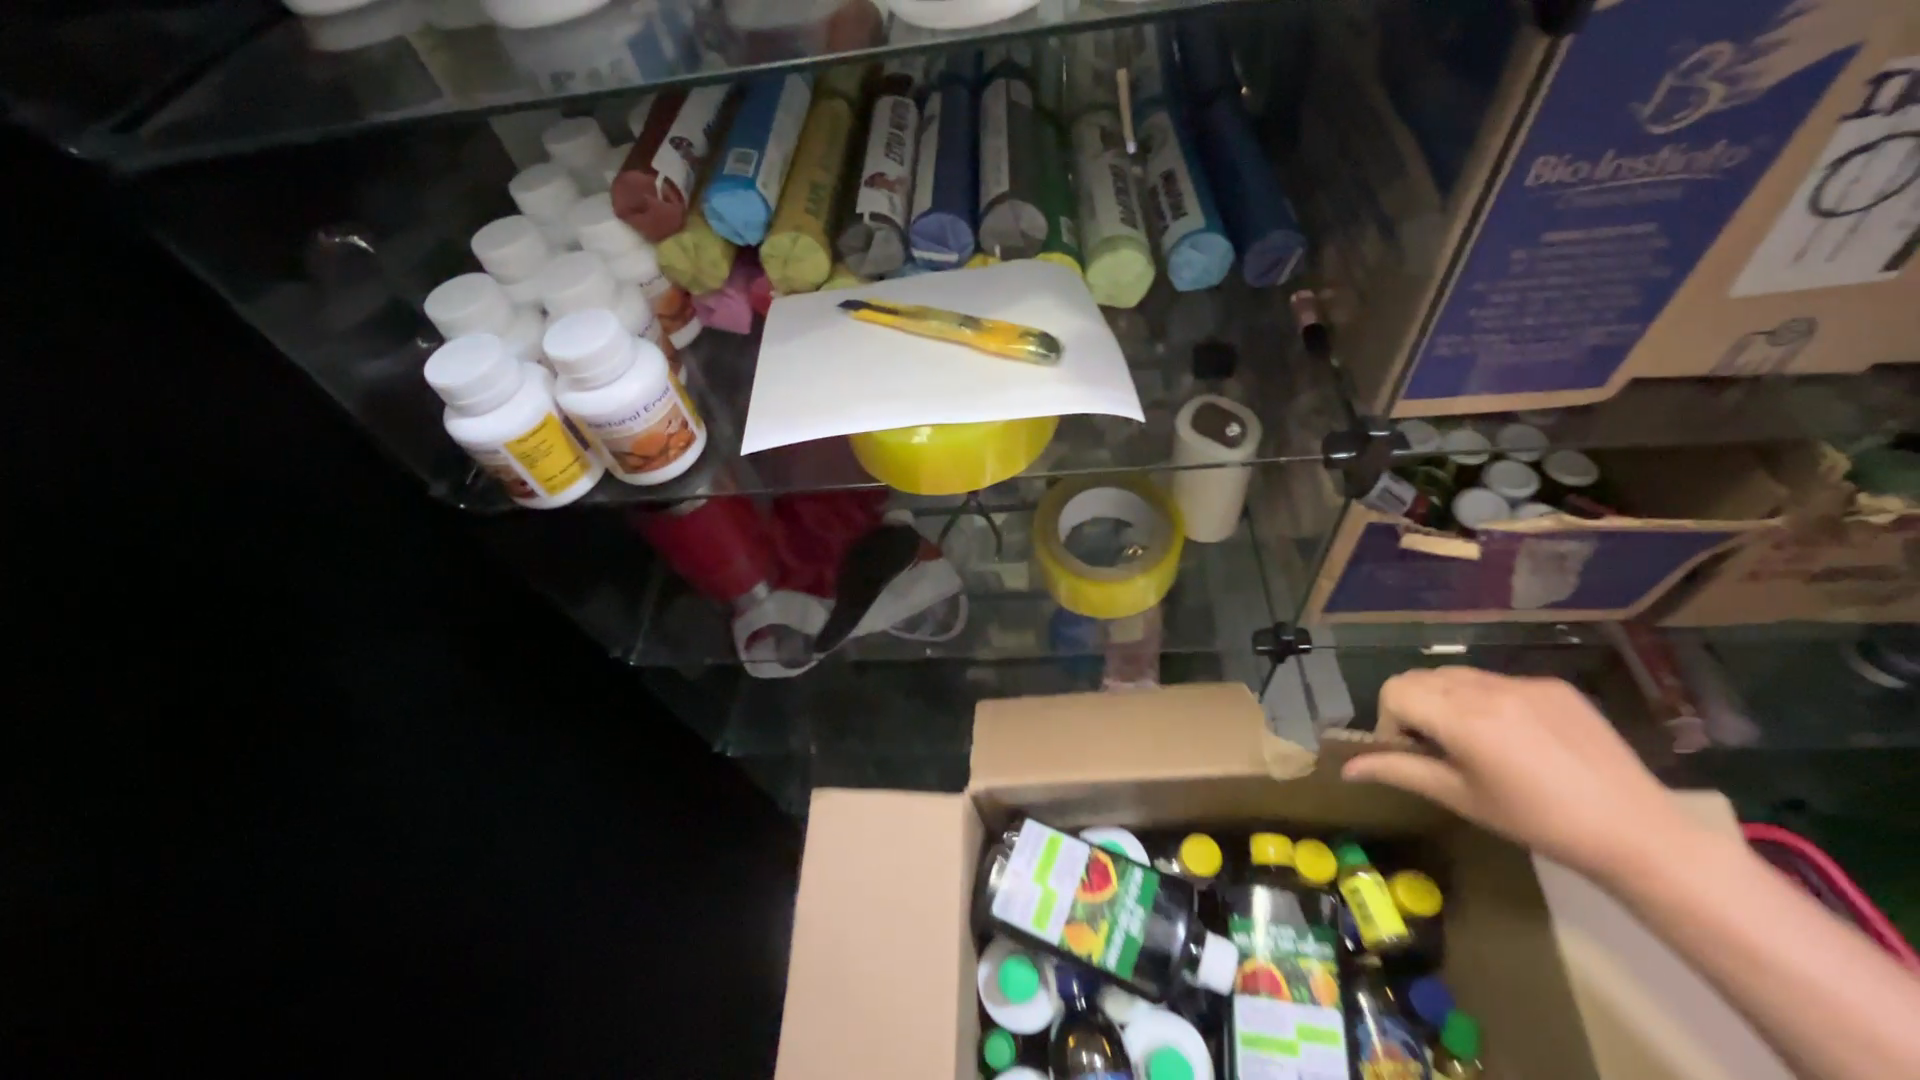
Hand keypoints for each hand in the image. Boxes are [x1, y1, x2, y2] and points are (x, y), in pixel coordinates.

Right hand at [1341, 667, 1687, 875]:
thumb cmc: (1536, 822)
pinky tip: (1518, 741)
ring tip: (1476, 744)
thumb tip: (1347, 768)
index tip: (1414, 753)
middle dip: (1415, 708)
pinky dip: (1489, 702)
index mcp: (1463, 717)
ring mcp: (1526, 682)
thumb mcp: (1461, 799)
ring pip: (1459, 675)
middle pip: (1422, 677)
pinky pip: (1500, 682)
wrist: (1634, 830)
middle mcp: (1489, 687)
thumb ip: (1400, 772)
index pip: (1395, 690)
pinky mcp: (1555, 686)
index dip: (1391, 721)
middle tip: (1439, 750)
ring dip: (1448, 701)